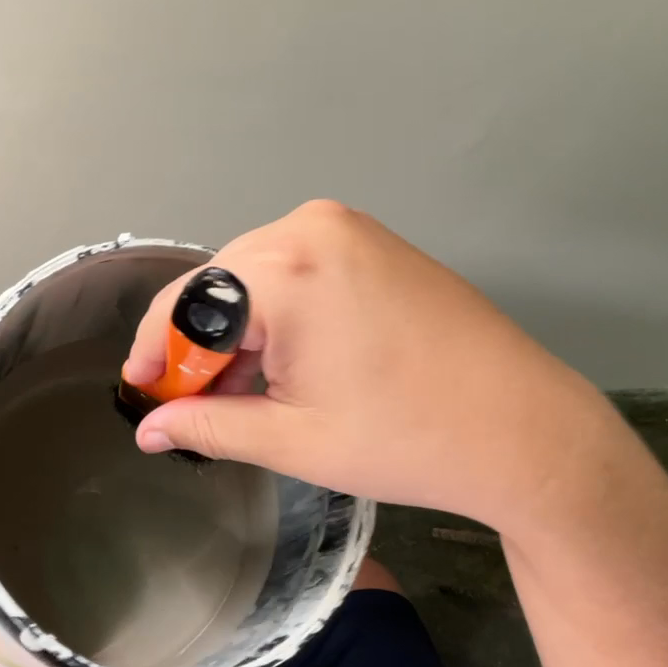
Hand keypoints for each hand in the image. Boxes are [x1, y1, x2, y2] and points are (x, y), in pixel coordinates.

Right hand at [123, 200, 602, 522]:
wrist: (527, 430)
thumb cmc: (406, 439)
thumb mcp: (293, 439)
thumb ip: (207, 426)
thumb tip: (148, 430)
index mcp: (287, 268)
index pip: (186, 303)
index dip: (152, 351)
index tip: (141, 394)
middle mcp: (310, 227)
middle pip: (219, 283)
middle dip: (199, 345)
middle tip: (195, 406)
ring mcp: (348, 228)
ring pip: (256, 273)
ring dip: (238, 328)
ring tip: (244, 392)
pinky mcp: (372, 240)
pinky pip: (296, 267)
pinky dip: (277, 310)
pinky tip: (286, 360)